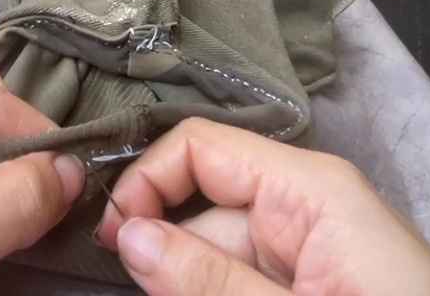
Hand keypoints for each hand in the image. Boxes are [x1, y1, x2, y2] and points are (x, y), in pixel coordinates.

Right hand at [94, 118, 429, 295]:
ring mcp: (314, 258)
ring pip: (222, 268)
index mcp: (308, 189)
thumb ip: (211, 282)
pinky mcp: (317, 292)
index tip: (112, 240)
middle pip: (205, 217)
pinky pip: (249, 291)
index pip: (200, 148)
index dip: (148, 180)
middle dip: (173, 266)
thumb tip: (126, 234)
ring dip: (198, 291)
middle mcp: (306, 210)